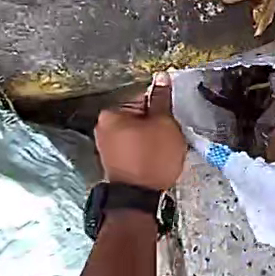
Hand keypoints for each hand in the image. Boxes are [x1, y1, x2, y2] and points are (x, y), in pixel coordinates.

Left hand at [95, 73, 186, 190]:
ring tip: (164, 147)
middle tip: (170, 133)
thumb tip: (161, 77)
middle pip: (138, 114)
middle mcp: (103, 127)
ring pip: (137, 131)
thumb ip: (161, 99)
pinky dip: (146, 148)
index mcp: (112, 114)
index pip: (142, 97)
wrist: (139, 197)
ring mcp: (107, 146)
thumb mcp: (163, 123)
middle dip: (156, 122)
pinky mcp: (115, 160)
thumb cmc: (151, 158)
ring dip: (152, 136)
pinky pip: (134, 146)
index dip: (161, 106)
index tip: (171, 117)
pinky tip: (156, 157)